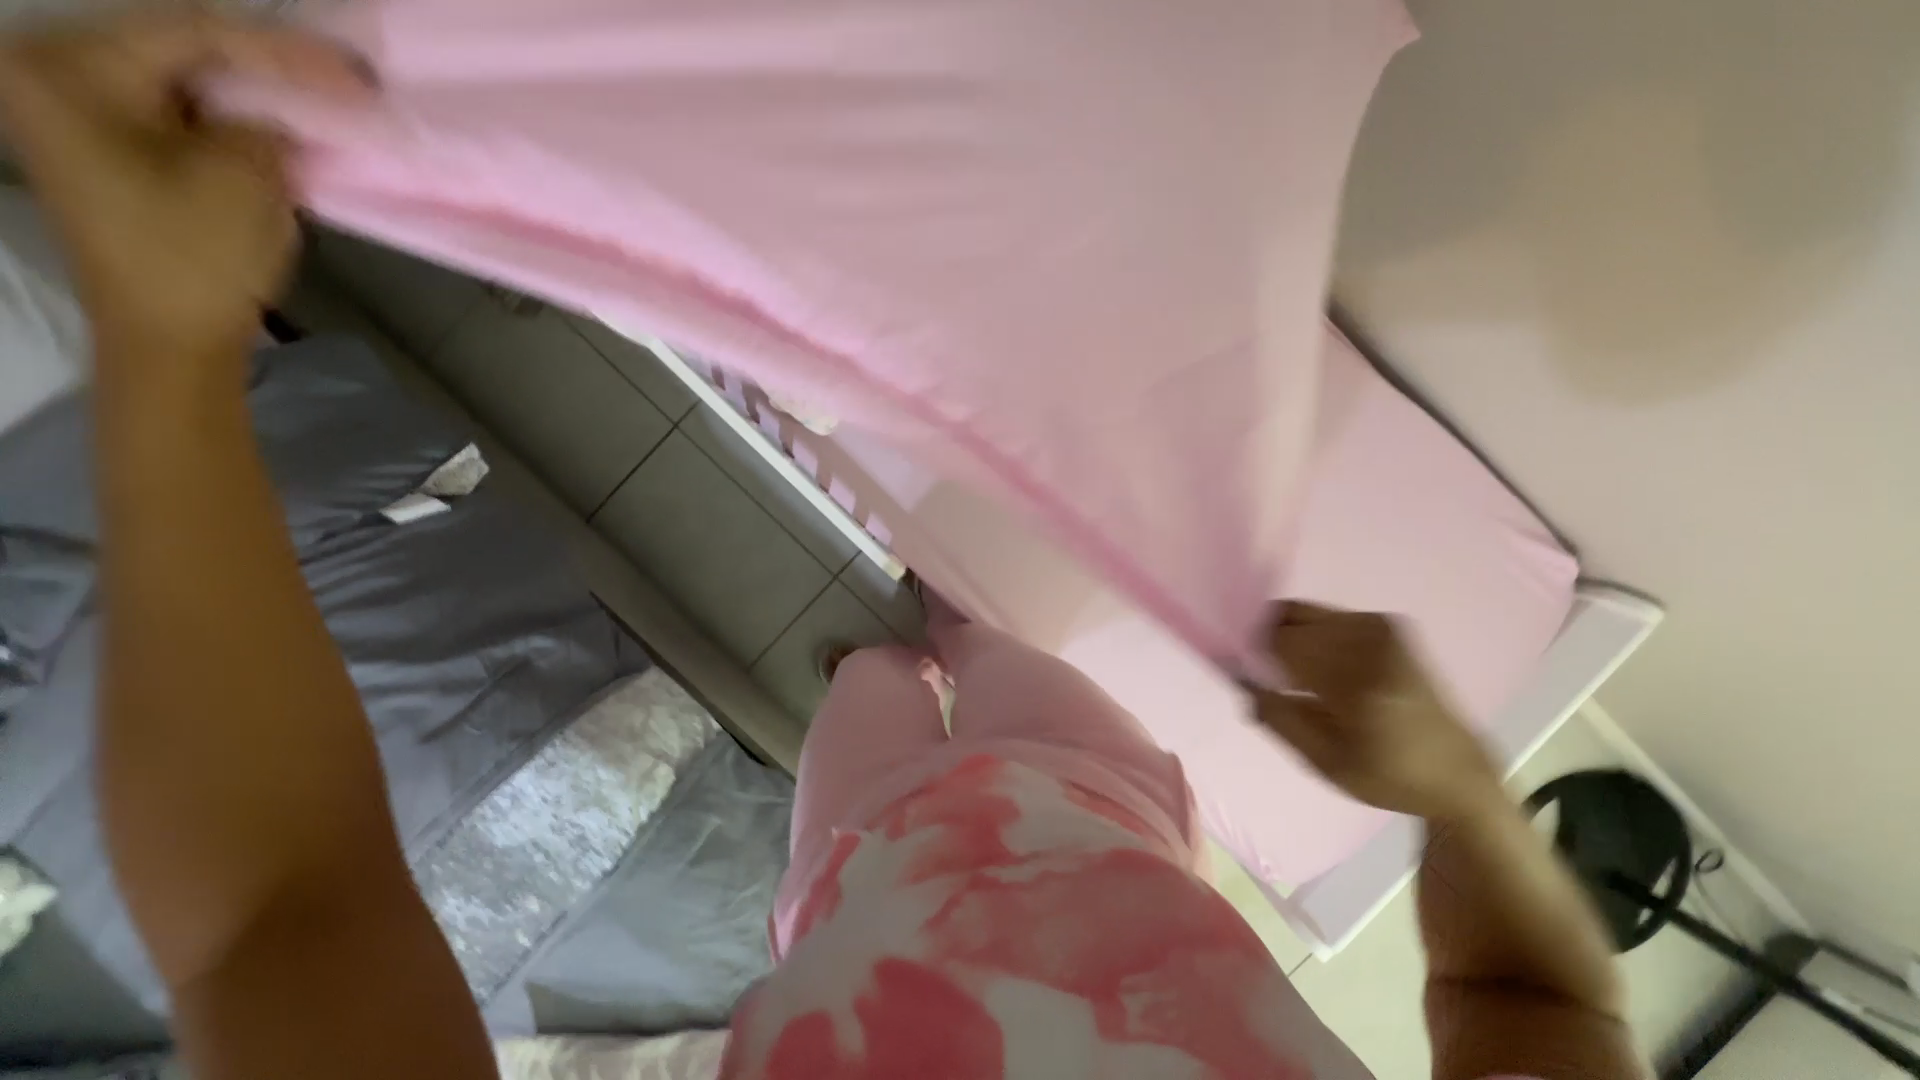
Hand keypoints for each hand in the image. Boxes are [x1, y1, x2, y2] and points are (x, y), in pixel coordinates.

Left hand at [0, 11, 374, 363]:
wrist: (169, 339)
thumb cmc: (196, 257)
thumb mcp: (245, 175)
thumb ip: (265, 122)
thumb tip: (281, 111)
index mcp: (69, 70)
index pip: (193, 32)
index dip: (285, 52)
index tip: (356, 73)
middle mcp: (53, 74)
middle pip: (181, 48)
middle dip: (268, 67)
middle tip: (343, 78)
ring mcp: (74, 112)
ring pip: (184, 81)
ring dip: (255, 93)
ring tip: (322, 99)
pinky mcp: (105, 147)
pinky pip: (178, 113)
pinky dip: (233, 119)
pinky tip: (281, 127)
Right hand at [1249, 602, 1506, 819]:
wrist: (1459, 774)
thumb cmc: (1387, 777)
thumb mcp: (1325, 763)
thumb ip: (1278, 719)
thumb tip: (1240, 680)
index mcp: (1356, 681)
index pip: (1281, 641)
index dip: (1251, 650)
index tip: (1239, 670)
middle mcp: (1371, 642)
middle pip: (1291, 617)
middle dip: (1268, 641)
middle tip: (1265, 676)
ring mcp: (1384, 629)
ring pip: (1307, 613)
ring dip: (1290, 638)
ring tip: (1294, 678)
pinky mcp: (1392, 627)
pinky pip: (1329, 617)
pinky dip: (1312, 635)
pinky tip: (1319, 669)